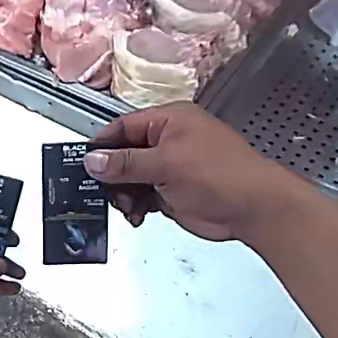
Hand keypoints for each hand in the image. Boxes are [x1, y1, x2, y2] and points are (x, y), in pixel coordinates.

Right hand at [85, 104, 318, 242]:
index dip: (103, 146)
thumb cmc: (221, 173)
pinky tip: (137, 215)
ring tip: (126, 207)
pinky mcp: (174, 194)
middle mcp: (169, 142)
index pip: (123, 128)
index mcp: (168, 121)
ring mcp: (172, 169)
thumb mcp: (166, 163)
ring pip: (133, 180)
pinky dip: (137, 207)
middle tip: (105, 192)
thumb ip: (127, 163)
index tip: (85, 163)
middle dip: (113, 175)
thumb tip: (94, 160)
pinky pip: (145, 197)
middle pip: (126, 156)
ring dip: (124, 195)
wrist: (252, 207)